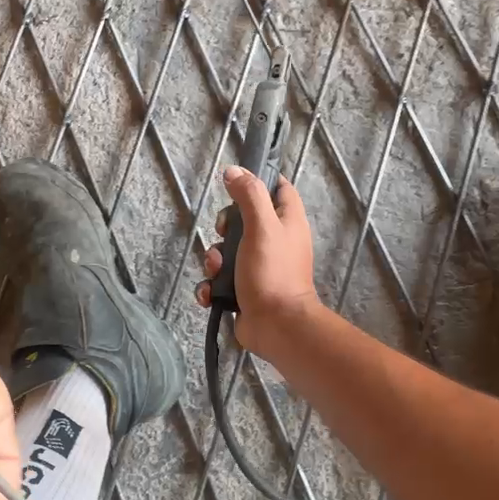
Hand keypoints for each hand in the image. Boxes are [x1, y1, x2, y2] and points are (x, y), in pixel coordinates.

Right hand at [196, 166, 322, 359]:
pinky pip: (221, 280)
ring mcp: (260, 266)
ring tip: (216, 271)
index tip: (237, 183)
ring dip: (214, 259)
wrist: (277, 328)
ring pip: (227, 250)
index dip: (259, 180)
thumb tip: (233, 171)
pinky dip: (212, 285)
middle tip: (223, 233)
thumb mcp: (261, 226)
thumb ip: (249, 195)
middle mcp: (276, 240)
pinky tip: (210, 293)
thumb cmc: (273, 271)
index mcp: (288, 221)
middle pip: (244, 218)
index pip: (278, 187)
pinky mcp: (245, 290)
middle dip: (225, 226)